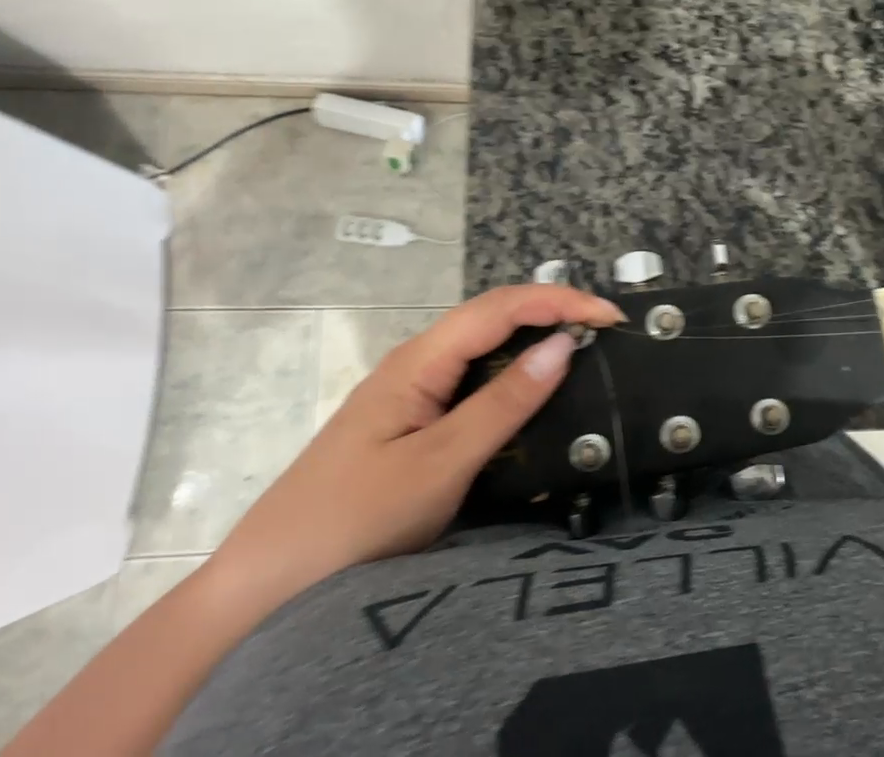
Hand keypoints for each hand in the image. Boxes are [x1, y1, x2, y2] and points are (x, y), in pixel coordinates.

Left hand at [206, 284, 624, 609]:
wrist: (271, 582)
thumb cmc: (357, 520)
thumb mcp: (440, 463)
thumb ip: (503, 404)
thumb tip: (561, 346)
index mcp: (418, 362)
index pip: (499, 308)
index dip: (558, 302)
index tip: (612, 318)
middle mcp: (413, 367)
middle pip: (490, 321)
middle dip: (550, 315)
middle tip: (607, 336)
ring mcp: (408, 398)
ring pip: (480, 354)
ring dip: (531, 345)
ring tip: (585, 360)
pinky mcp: (409, 429)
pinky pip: (469, 388)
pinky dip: (510, 383)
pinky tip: (532, 402)